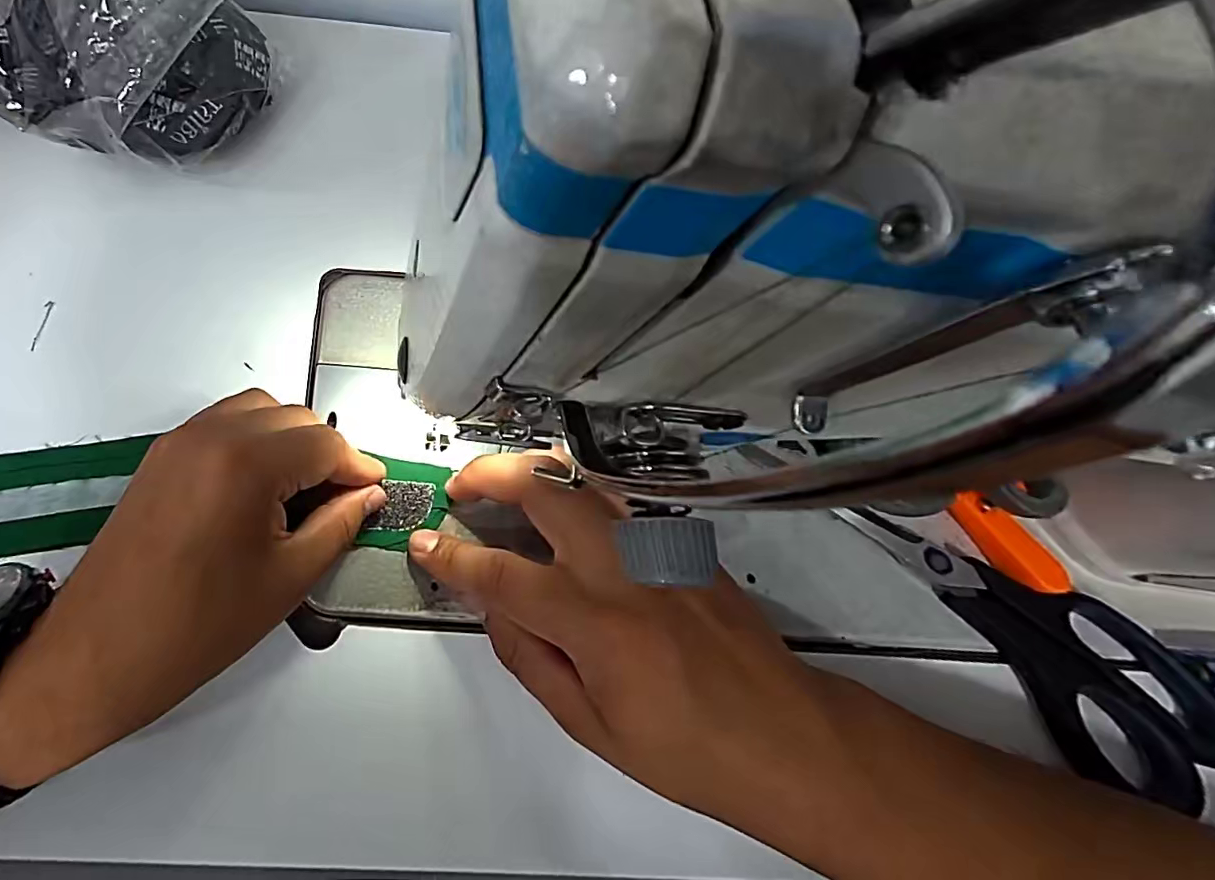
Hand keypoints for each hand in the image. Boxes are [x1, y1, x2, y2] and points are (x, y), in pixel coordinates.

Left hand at [0, 390, 386, 786]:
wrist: (97, 654)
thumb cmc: (190, 628)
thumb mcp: (286, 579)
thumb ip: (338, 525)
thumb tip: (366, 496)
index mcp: (245, 463)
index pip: (324, 442)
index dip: (357, 466)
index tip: (372, 489)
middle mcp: (210, 435)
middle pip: (294, 417)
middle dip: (327, 451)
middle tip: (342, 495)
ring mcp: (180, 440)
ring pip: (259, 410)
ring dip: (290, 439)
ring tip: (303, 489)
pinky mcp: (162, 454)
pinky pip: (224, 423)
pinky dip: (254, 439)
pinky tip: (262, 485)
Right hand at [406, 453, 861, 828]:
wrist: (788, 736)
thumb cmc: (694, 747)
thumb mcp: (590, 723)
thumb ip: (528, 657)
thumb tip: (492, 609)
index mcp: (596, 625)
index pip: (500, 573)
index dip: (452, 555)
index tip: (426, 543)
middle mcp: (624, 570)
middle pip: (540, 489)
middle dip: (486, 475)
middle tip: (459, 487)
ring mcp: (654, 545)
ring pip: (578, 475)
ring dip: (528, 469)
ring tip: (497, 482)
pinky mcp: (676, 540)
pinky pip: (608, 496)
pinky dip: (569, 484)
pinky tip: (555, 502)